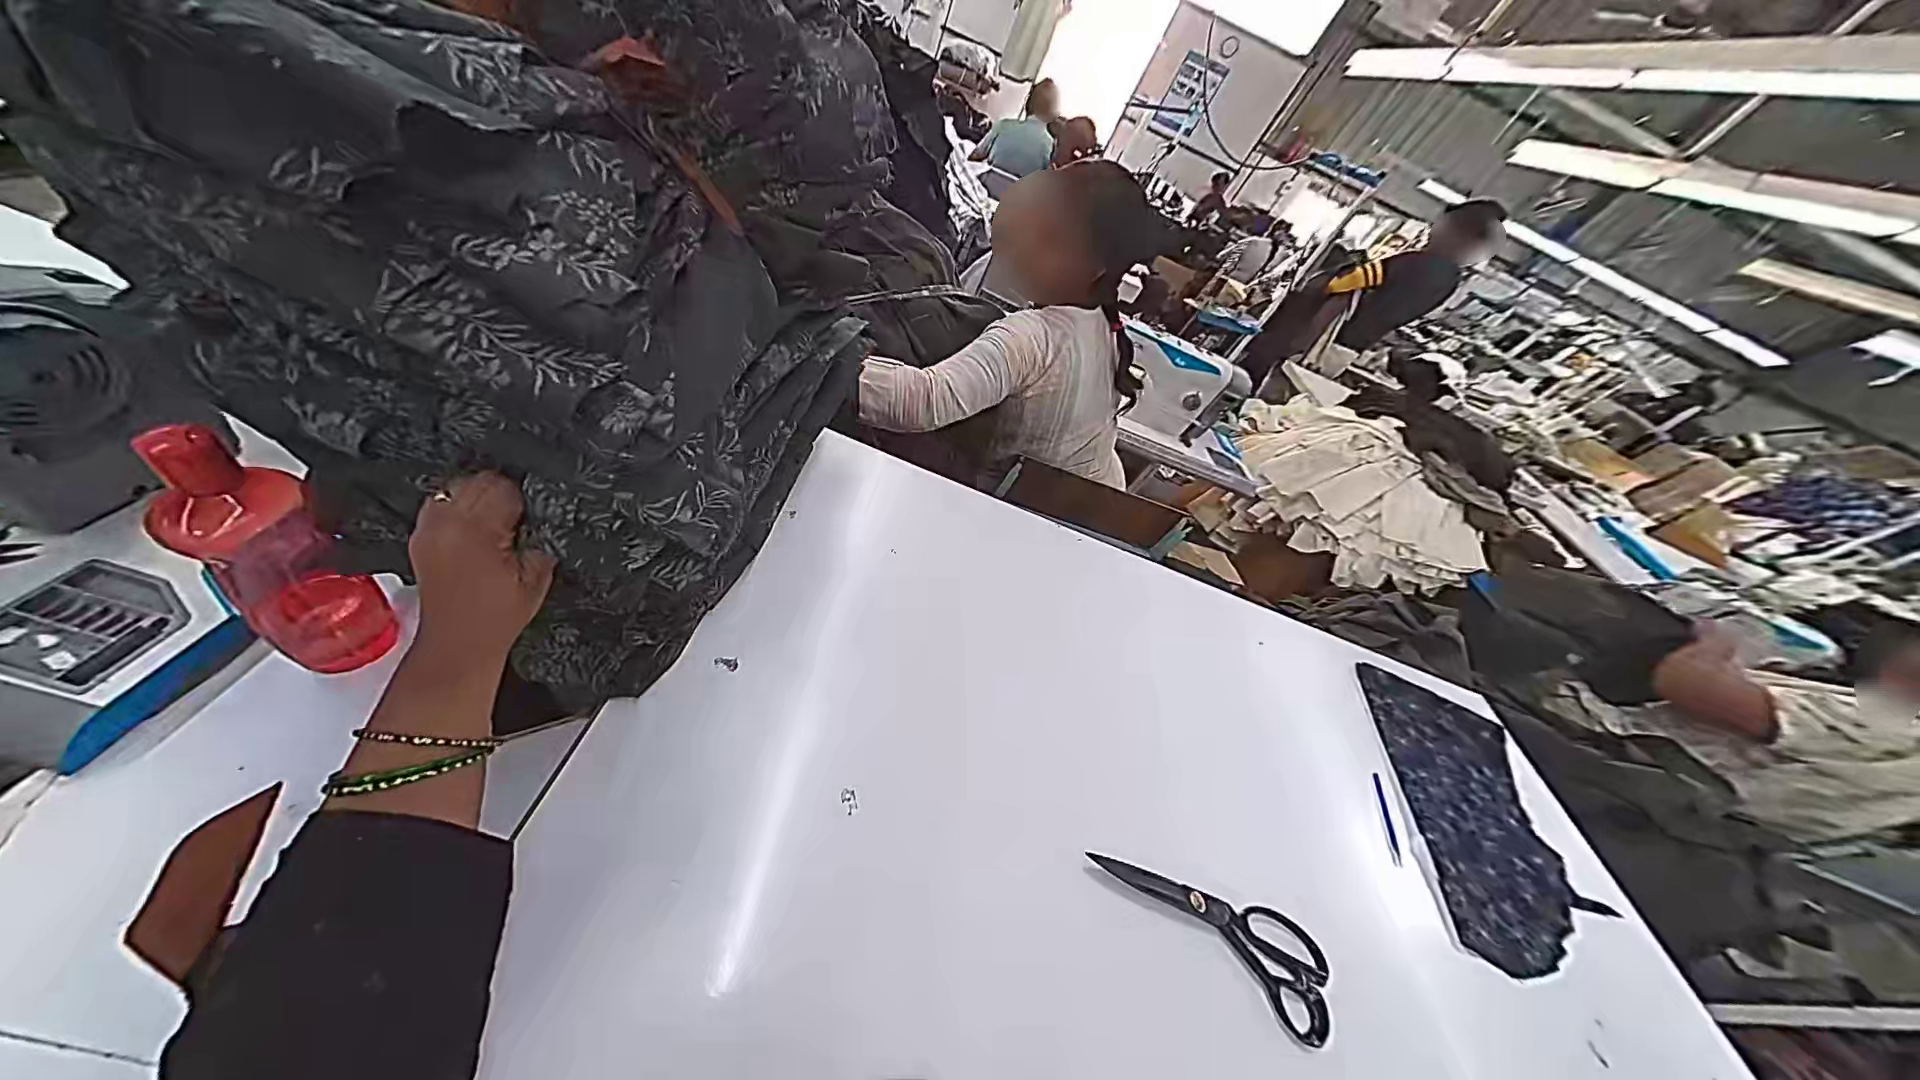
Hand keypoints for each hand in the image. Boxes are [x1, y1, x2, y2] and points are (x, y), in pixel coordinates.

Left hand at [407, 472, 555, 660]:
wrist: (459, 642)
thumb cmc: (498, 616)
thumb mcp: (537, 574)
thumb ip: (539, 537)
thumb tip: (542, 515)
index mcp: (474, 531)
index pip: (502, 486)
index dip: (524, 497)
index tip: (533, 514)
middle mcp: (443, 526)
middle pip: (477, 480)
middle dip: (503, 493)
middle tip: (519, 517)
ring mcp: (427, 531)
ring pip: (457, 487)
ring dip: (480, 496)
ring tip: (498, 521)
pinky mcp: (420, 538)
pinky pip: (441, 503)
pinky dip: (461, 507)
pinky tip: (477, 526)